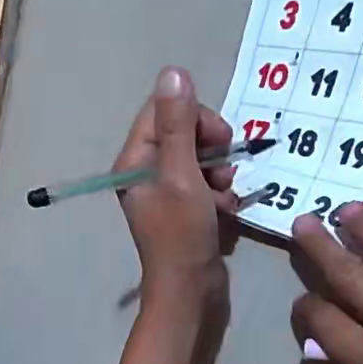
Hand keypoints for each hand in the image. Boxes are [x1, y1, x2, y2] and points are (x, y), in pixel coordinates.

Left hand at [113, 67, 236, 306]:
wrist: (191, 291)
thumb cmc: (182, 235)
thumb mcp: (182, 176)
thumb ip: (179, 126)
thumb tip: (174, 72)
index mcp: (136, 161)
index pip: (163, 112)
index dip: (196, 117)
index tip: (220, 139)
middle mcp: (147, 172)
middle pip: (183, 134)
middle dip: (211, 147)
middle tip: (225, 171)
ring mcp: (167, 192)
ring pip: (200, 159)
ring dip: (220, 173)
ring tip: (225, 196)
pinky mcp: (186, 209)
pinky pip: (206, 184)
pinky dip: (220, 193)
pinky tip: (227, 210)